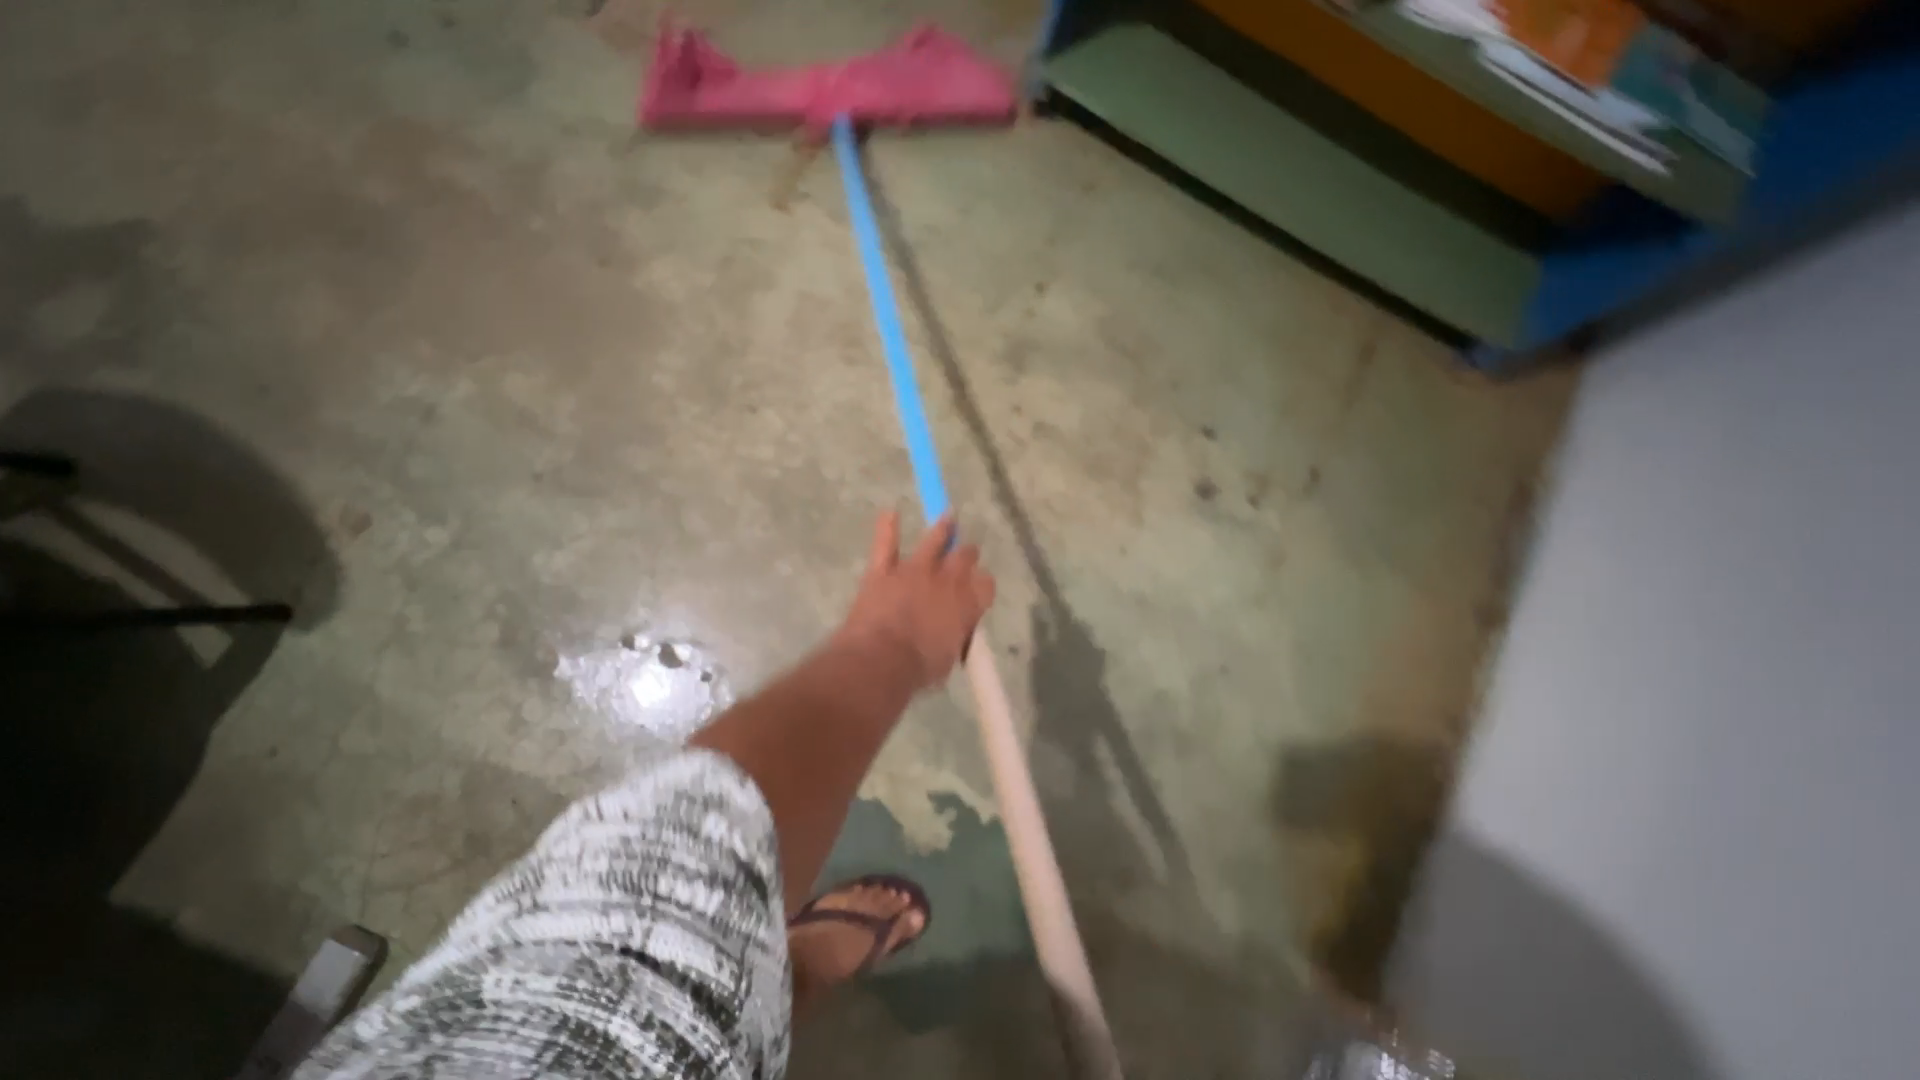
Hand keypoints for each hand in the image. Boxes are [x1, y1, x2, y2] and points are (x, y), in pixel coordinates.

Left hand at [834, 511, 995, 690]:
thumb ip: (954, 637)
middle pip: (964, 557)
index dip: (982, 585)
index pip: (986, 584)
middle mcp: (946, 580)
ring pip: (933, 541)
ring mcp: (914, 571)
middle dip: (967, 554)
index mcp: (968, 604)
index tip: (979, 589)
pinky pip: (886, 545)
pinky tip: (889, 513)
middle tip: (967, 553)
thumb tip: (952, 633)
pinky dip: (887, 528)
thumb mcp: (949, 658)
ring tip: (948, 517)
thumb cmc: (919, 669)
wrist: (882, 659)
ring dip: (942, 529)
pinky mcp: (883, 571)